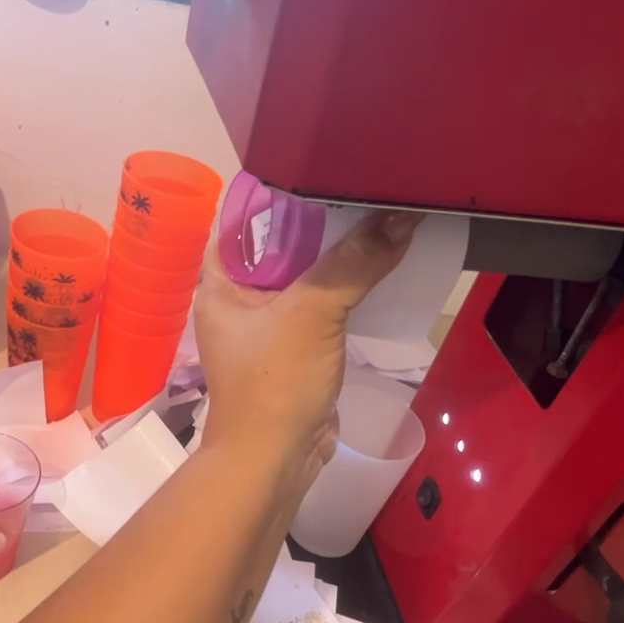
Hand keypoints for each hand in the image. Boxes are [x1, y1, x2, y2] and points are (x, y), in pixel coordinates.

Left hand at [193, 211, 420, 487]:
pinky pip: (321, 305)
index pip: (246, 217)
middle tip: (366, 185)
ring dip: (340, 256)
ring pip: (306, 276)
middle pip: (282, 245)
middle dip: (323, 222)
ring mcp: (268, 325)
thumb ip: (354, 263)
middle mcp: (239, 298)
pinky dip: (347, 288)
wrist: (275, 459)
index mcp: (221, 281)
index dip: (283, 191)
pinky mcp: (295, 347)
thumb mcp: (313, 313)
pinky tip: (380, 265)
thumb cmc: (275, 382)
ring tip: (382, 216)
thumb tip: (402, 217)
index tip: (324, 164)